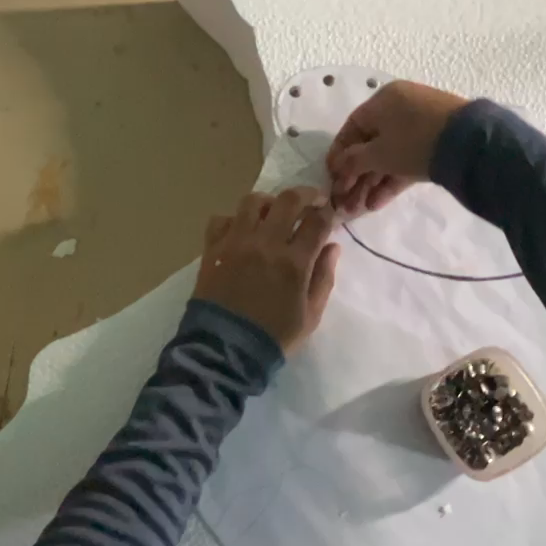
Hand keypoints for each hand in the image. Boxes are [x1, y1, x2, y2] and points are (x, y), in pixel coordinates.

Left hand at [193, 186, 342, 353]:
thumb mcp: (311, 315)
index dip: (327, 213)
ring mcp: (236, 243)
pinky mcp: (212, 249)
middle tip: (311, 201)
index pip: (317, 222)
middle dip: (305, 194)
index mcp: (294, 262)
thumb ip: (324, 278)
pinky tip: (241, 231)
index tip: (329, 214)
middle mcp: (265, 243)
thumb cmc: (273, 336)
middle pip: (288, 200)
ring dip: (269, 202)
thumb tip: (332, 247)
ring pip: (252, 201)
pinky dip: (233, 220)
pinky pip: (221, 219)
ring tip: (274, 213)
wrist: (225, 350)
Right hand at [326, 80, 469, 216]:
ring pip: (387, 156)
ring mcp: (420, 126)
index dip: (339, 154)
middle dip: (355, 177)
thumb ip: (353, 161)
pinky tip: (377, 204)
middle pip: (369, 145)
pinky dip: (391, 180)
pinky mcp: (435, 144)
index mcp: (382, 100)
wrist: (472, 144)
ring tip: (360, 210)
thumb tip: (337, 166)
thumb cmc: (414, 141)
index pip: (351, 128)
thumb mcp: (378, 153)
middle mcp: (399, 108)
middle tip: (344, 203)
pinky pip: (406, 161)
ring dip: (371, 183)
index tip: (330, 178)